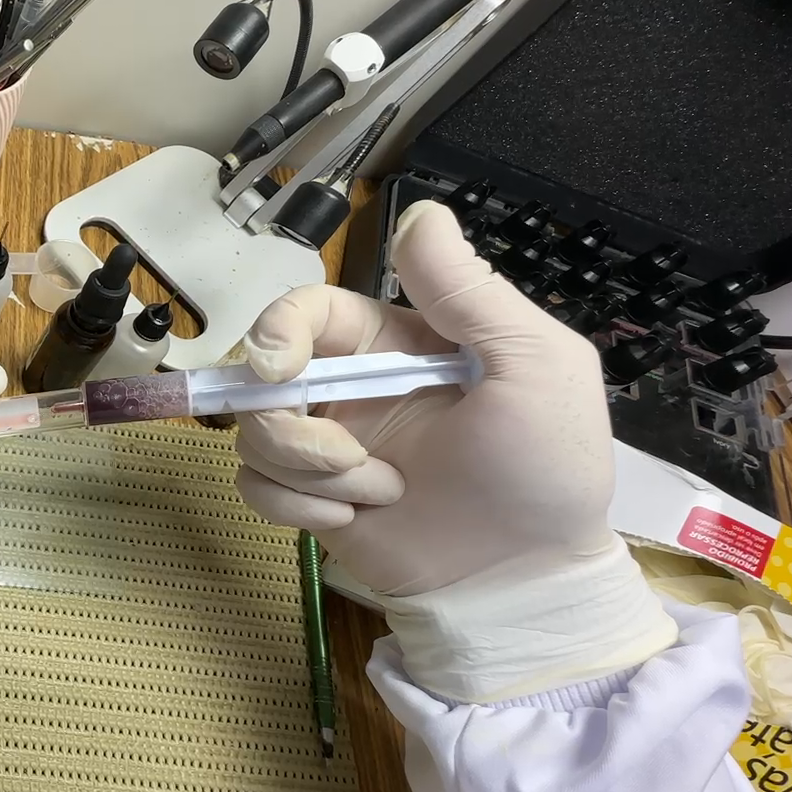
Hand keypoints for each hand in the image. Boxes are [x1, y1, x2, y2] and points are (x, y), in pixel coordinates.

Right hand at [233, 200, 674, 701]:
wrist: (517, 577)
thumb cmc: (540, 468)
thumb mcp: (534, 367)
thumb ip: (470, 294)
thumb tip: (419, 214)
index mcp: (388, 348)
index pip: (304, 313)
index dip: (274, 330)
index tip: (277, 369)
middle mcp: (340, 390)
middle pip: (256, 379)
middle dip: (287, 425)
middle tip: (338, 456)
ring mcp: (314, 446)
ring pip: (251, 437)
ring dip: (313, 472)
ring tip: (382, 492)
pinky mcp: (298, 495)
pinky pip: (253, 487)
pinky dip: (299, 508)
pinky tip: (352, 518)